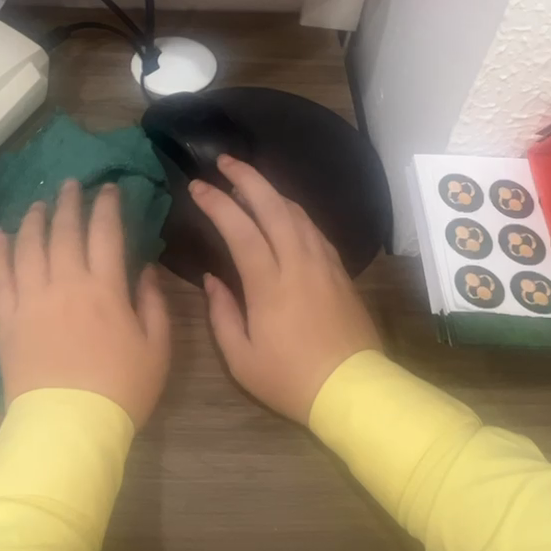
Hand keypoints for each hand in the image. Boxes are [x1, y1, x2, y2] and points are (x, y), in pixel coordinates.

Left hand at [0, 179, 171, 426]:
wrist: (70, 428)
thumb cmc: (121, 389)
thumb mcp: (157, 348)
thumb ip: (154, 304)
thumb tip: (146, 270)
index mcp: (105, 289)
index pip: (106, 233)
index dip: (107, 206)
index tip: (109, 188)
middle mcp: (66, 284)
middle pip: (64, 232)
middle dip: (69, 203)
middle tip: (71, 184)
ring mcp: (32, 300)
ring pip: (29, 247)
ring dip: (34, 220)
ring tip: (39, 203)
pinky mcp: (7, 321)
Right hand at [190, 156, 381, 424]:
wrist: (352, 390)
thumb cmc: (290, 379)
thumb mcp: (241, 358)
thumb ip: (221, 313)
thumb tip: (212, 279)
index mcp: (269, 284)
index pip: (240, 229)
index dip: (218, 203)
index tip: (198, 187)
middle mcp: (298, 263)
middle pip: (273, 206)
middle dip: (247, 177)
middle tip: (225, 161)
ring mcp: (323, 264)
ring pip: (297, 213)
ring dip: (272, 190)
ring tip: (250, 181)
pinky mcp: (339, 271)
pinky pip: (314, 229)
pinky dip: (294, 211)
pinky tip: (284, 211)